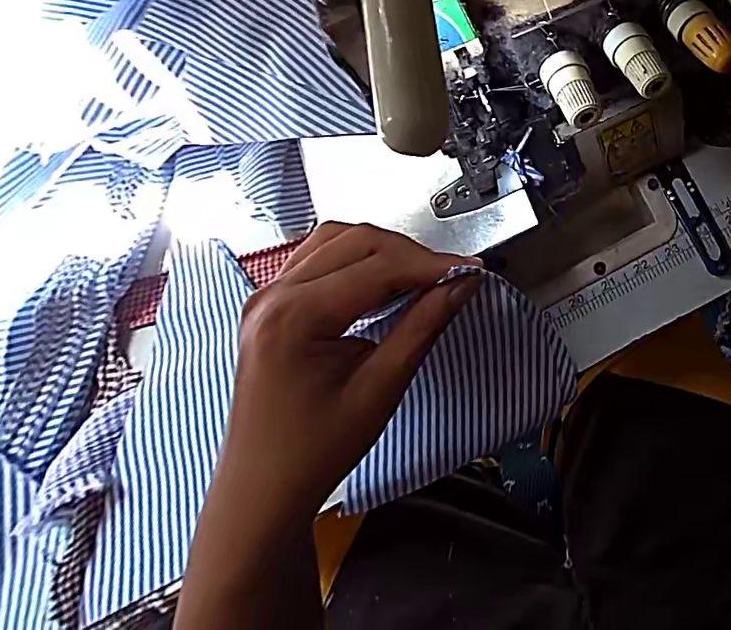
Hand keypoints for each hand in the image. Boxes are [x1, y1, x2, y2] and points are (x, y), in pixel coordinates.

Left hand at [210, 223, 482, 521]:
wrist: (262, 491)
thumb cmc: (313, 452)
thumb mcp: (380, 389)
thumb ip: (423, 326)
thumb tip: (461, 284)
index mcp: (293, 318)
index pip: (378, 266)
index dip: (430, 264)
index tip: (468, 270)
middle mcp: (273, 297)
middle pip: (358, 241)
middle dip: (412, 253)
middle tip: (451, 274)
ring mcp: (267, 296)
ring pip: (339, 238)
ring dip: (385, 249)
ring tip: (421, 275)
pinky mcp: (272, 303)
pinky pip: (320, 254)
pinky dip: (358, 256)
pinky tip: (383, 278)